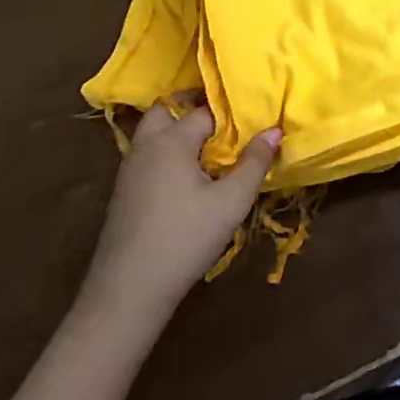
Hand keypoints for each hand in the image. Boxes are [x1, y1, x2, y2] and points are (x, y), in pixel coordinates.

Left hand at [81, 108, 278, 320]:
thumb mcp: (232, 201)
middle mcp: (146, 147)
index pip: (205, 111)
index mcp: (171, 141)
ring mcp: (130, 171)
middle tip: (223, 121)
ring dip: (179, 131)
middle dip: (192, 108)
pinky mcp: (125, 193)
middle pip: (166, 111)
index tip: (253, 119)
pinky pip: (149, 156)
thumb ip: (254, 162)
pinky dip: (168, 153)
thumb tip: (274, 130)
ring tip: (212, 148)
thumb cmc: (186, 238)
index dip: (230, 113)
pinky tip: (189, 178)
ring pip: (153, 134)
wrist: (128, 291)